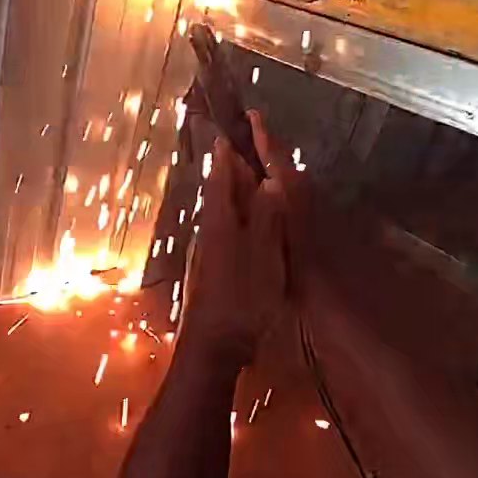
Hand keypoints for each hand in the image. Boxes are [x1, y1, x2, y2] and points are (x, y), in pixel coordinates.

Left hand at [178, 111, 290, 367]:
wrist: (213, 344)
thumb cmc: (242, 300)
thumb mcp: (263, 259)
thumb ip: (267, 221)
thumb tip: (270, 183)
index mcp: (221, 223)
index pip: (221, 179)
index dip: (225, 156)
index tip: (227, 133)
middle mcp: (210, 231)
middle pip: (218, 192)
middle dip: (227, 170)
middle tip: (239, 148)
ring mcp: (207, 251)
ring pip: (220, 211)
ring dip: (230, 192)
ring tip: (246, 178)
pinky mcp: (211, 268)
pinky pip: (224, 230)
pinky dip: (234, 216)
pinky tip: (245, 222)